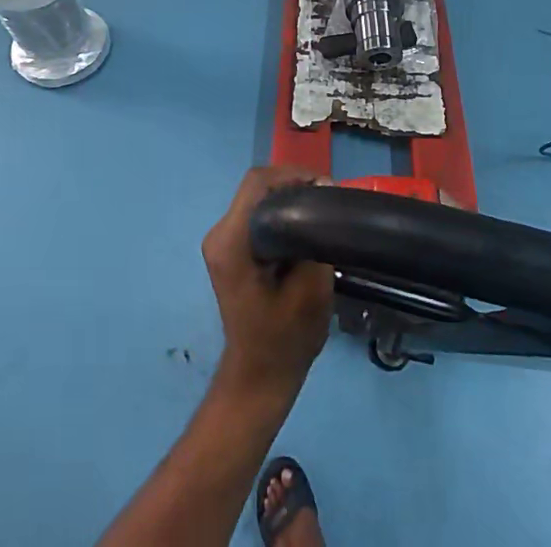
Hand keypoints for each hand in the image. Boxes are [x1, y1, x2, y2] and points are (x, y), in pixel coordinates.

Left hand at [201, 167, 334, 395]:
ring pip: (258, 199)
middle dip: (295, 185)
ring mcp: (223, 242)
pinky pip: (258, 215)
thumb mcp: (311, 287)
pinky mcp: (232, 250)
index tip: (326, 187)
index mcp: (231, 241)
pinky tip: (307, 226)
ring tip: (323, 210)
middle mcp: (220, 234)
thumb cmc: (286, 336)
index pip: (258, 183)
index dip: (294, 175)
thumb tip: (324, 197)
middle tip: (329, 198)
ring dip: (290, 198)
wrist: (261, 374)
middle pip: (257, 187)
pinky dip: (283, 212)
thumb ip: (316, 237)